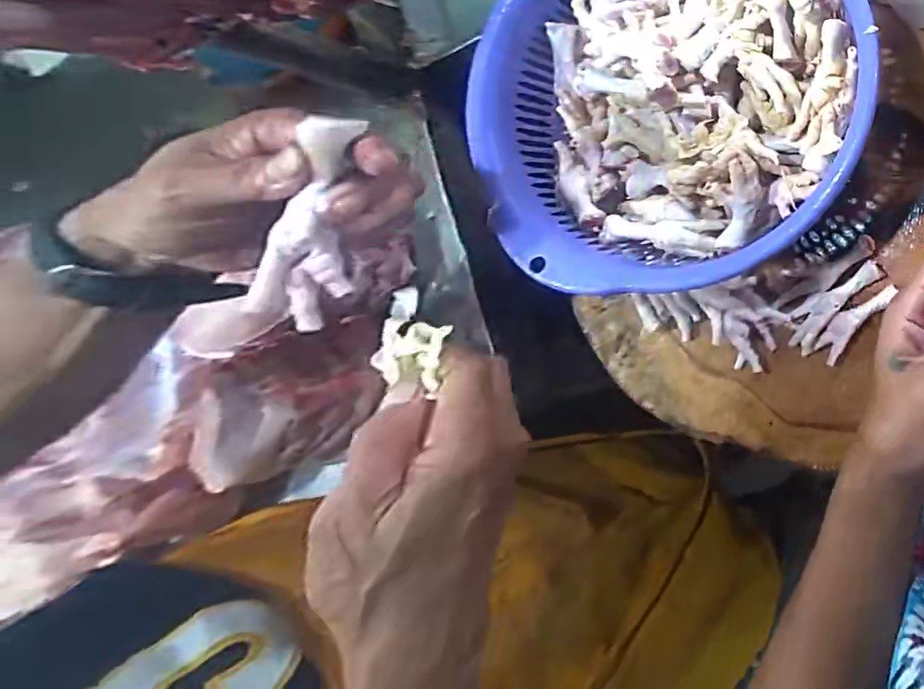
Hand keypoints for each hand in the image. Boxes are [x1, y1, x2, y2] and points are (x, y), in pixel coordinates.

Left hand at [59, 108, 423, 273]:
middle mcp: (324, 157)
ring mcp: (340, 190)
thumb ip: (243, 175)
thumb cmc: (159, 208)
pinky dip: (377, 233)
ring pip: (397, 191)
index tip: (374, 170)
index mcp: (285, 134)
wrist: (152, 255)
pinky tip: (346, 242)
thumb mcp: (185, 188)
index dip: (371, 148)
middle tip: (337, 215)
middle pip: (388, 161)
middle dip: (376, 190)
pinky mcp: (346, 221)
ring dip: (381, 213)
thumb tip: (301, 162)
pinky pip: (387, 222)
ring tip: (339, 232)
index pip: (346, 132)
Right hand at [307, 348, 527, 688]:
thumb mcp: (350, 511)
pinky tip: (418, 440)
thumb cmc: (377, 579)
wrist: (426, 632)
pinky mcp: (506, 467)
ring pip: (491, 393)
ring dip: (452, 393)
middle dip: (446, 367)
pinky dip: (460, 414)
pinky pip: (489, 418)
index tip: (397, 353)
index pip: (471, 366)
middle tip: (393, 384)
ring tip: (398, 417)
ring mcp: (513, 452)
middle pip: (489, 373)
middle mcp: (507, 437)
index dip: (436, 351)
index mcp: (472, 442)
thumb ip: (383, 438)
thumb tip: (409, 387)